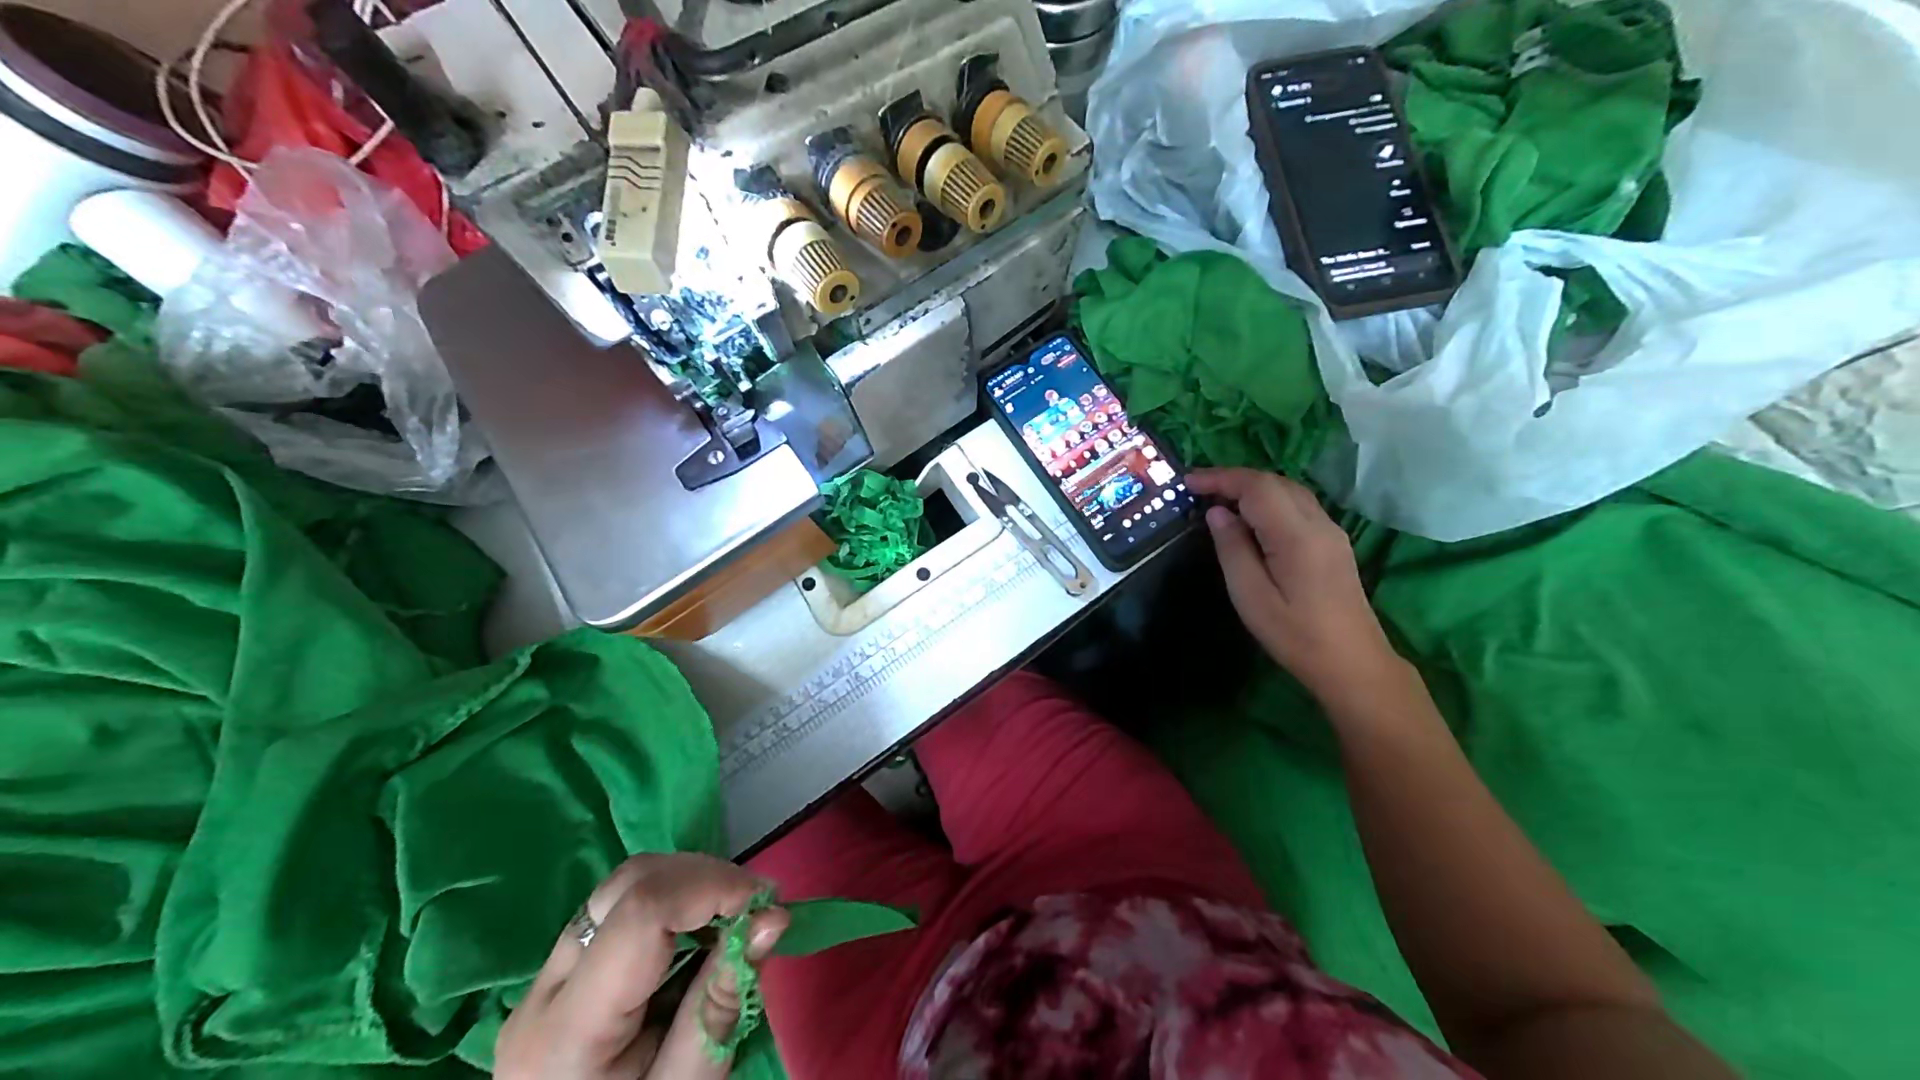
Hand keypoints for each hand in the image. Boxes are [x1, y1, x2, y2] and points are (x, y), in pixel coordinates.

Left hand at [495, 854, 789, 1079]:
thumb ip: (720, 1004)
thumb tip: (771, 917)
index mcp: (566, 1031)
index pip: (639, 912)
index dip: (712, 888)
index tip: (767, 905)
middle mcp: (543, 990)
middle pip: (630, 884)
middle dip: (706, 880)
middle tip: (757, 910)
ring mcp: (545, 978)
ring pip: (626, 885)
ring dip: (692, 887)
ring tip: (734, 922)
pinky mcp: (560, 973)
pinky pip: (621, 907)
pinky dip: (674, 902)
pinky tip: (701, 935)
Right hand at [1188, 468, 1410, 711]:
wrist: (1353, 663)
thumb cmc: (1296, 635)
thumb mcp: (1251, 596)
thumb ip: (1232, 548)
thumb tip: (1217, 513)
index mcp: (1296, 535)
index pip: (1256, 487)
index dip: (1221, 478)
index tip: (1188, 481)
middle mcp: (1318, 523)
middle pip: (1274, 482)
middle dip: (1234, 478)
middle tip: (1198, 488)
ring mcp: (1330, 531)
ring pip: (1288, 490)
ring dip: (1252, 487)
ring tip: (1218, 499)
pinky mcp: (1333, 542)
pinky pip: (1297, 505)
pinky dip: (1268, 500)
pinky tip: (1250, 518)